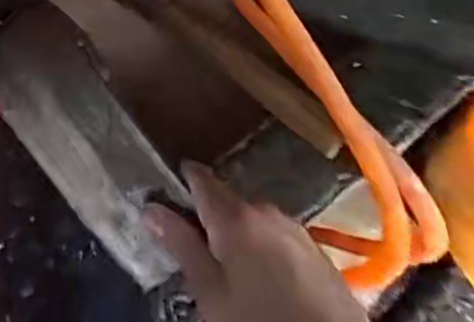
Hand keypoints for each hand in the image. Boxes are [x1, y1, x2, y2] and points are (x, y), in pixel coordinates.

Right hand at [146, 162, 365, 321]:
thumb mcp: (212, 296)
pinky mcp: (323, 260)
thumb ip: (181, 246)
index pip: (199, 178)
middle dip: (211, 219)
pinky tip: (269, 288)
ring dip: (241, 238)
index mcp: (235, 216)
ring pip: (256, 223)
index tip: (165, 196)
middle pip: (228, 202)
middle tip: (197, 253)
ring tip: (234, 275)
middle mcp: (267, 212)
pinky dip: (268, 254)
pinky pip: (282, 243)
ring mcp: (299, 234)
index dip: (180, 182)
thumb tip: (151, 207)